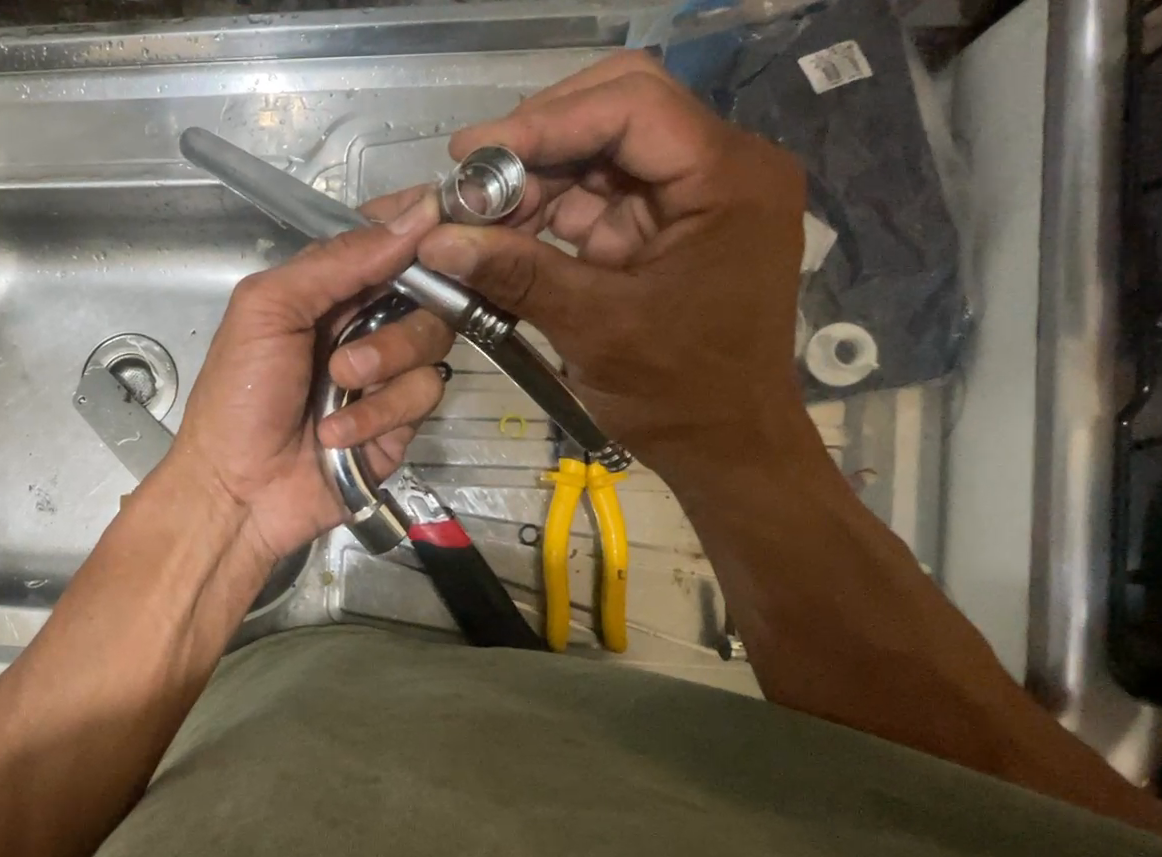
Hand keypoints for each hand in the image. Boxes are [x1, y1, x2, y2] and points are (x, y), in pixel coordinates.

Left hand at [168, 193, 453, 558]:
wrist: (238, 490)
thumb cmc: (237, 395)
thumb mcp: (266, 310)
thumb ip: (336, 261)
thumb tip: (416, 213)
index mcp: (327, 292)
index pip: (387, 242)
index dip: (416, 228)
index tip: (439, 220)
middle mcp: (363, 325)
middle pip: (426, 290)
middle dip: (400, 312)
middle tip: (357, 340)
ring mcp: (385, 375)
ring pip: (432, 340)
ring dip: (383, 362)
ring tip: (337, 387)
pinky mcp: (401, 422)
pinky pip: (424, 394)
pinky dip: (380, 412)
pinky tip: (338, 433)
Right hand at [417, 51, 811, 485]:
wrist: (724, 445)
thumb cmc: (680, 392)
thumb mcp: (596, 329)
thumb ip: (518, 275)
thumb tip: (435, 241)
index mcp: (726, 178)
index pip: (632, 107)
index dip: (545, 121)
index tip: (469, 154)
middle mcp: (712, 170)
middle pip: (614, 113)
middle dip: (536, 143)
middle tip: (468, 181)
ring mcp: (682, 200)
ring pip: (593, 156)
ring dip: (529, 184)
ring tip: (470, 220)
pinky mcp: (654, 232)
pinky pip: (589, 202)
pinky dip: (540, 217)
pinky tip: (496, 238)